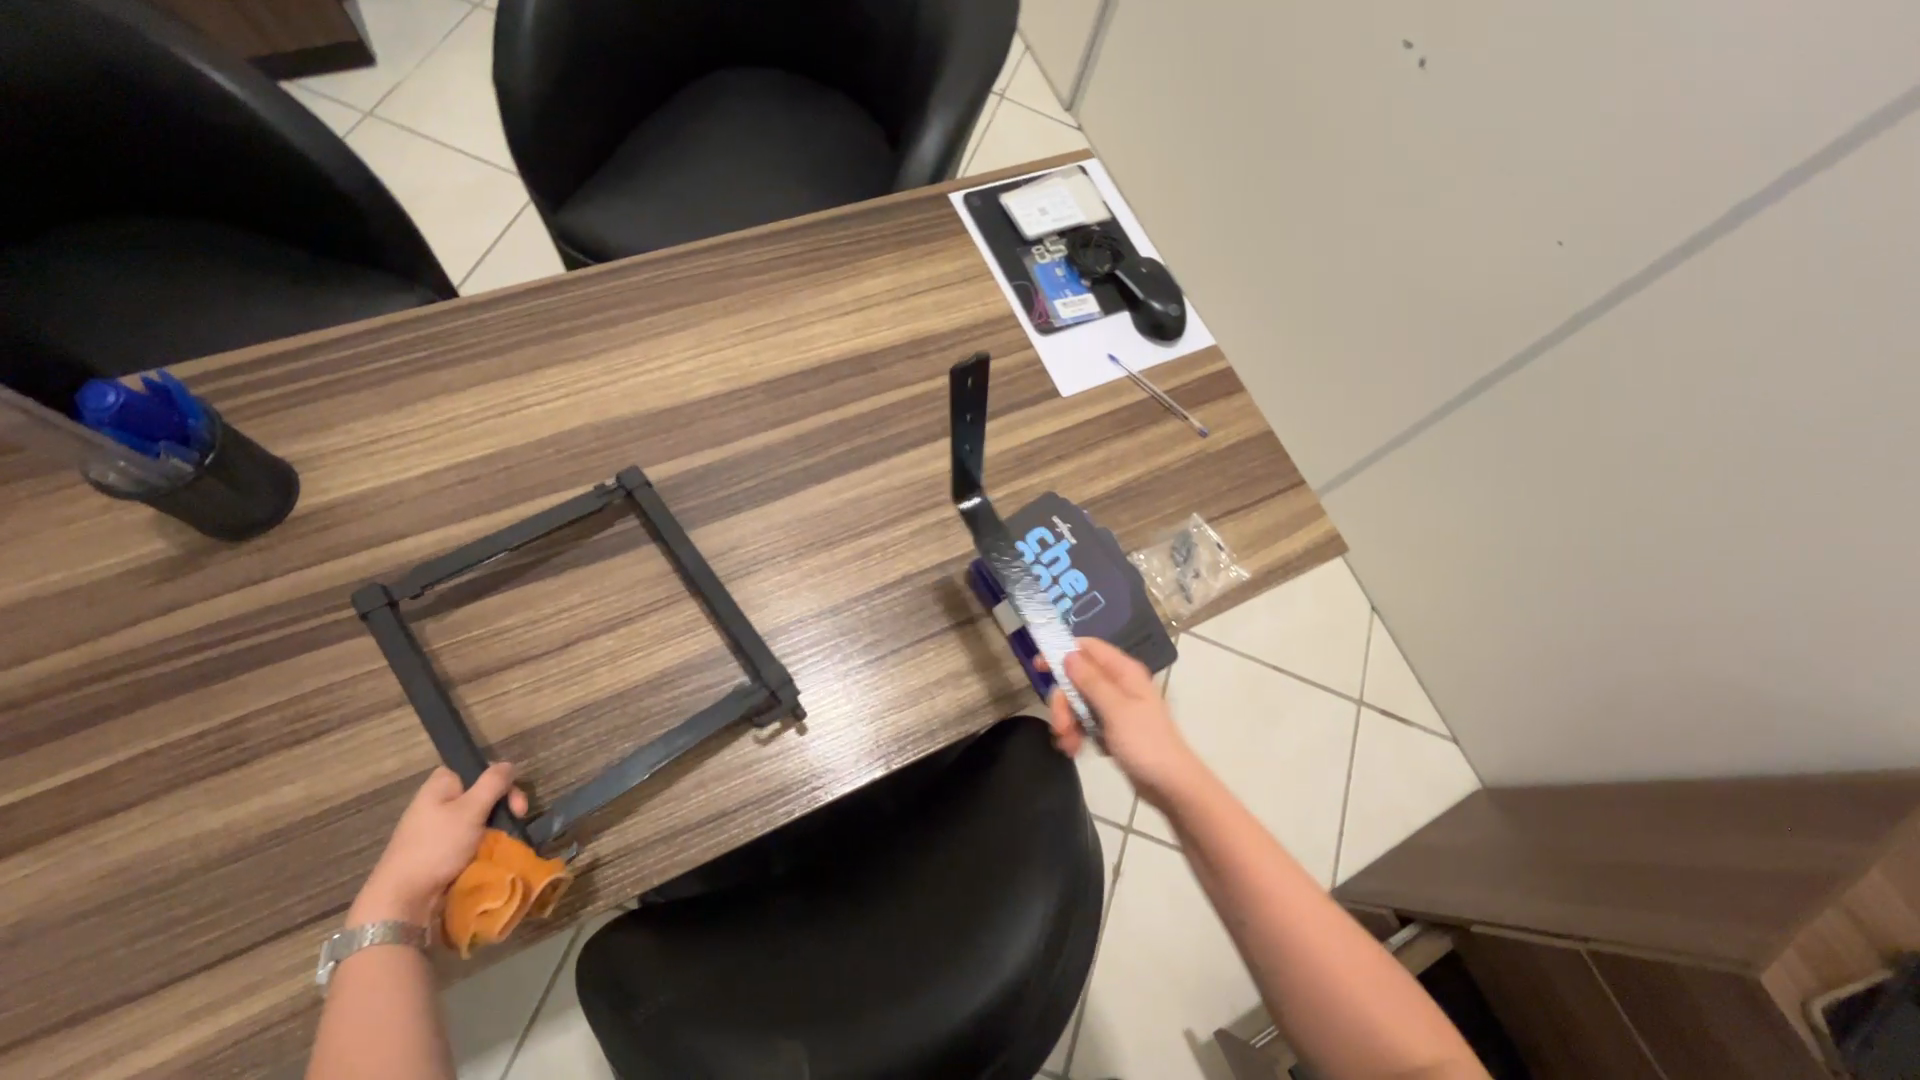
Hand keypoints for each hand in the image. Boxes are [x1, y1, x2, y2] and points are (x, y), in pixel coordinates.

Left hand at [350, 764, 527, 926]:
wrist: (405, 896)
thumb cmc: (437, 846)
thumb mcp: (471, 809)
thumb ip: (493, 783)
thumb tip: (508, 764)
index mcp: (439, 786)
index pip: (474, 768)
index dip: (496, 778)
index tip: (511, 797)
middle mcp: (437, 802)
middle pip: (480, 792)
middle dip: (502, 804)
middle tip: (517, 818)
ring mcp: (437, 827)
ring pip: (477, 817)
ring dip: (495, 825)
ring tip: (505, 839)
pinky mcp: (440, 849)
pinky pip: (469, 837)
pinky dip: (483, 841)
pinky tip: (491, 850)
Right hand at [1044, 638, 1206, 807]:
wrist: (1169, 784)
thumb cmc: (1146, 743)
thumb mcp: (1116, 710)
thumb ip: (1091, 681)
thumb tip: (1068, 654)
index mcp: (1124, 672)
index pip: (1088, 648)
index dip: (1062, 652)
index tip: (1039, 667)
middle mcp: (1118, 684)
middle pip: (1076, 679)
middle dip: (1063, 701)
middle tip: (1061, 725)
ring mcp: (1114, 707)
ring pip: (1077, 702)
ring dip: (1067, 721)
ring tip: (1069, 744)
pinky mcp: (1110, 728)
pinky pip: (1083, 722)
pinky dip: (1075, 733)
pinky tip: (1074, 750)